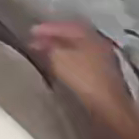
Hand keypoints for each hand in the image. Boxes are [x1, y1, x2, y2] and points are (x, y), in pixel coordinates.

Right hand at [28, 22, 138, 138]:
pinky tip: (56, 67)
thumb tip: (37, 43)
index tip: (31, 31)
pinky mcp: (102, 80)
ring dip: (59, 51)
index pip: (68, 26)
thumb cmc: (83, 79)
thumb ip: (46, 47)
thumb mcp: (58, 58)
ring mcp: (104, 64)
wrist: (108, 112)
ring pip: (77, 51)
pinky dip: (66, 62)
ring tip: (42, 54)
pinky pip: (80, 63)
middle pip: (74, 38)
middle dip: (53, 38)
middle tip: (34, 41)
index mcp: (93, 38)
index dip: (48, 27)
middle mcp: (101, 48)